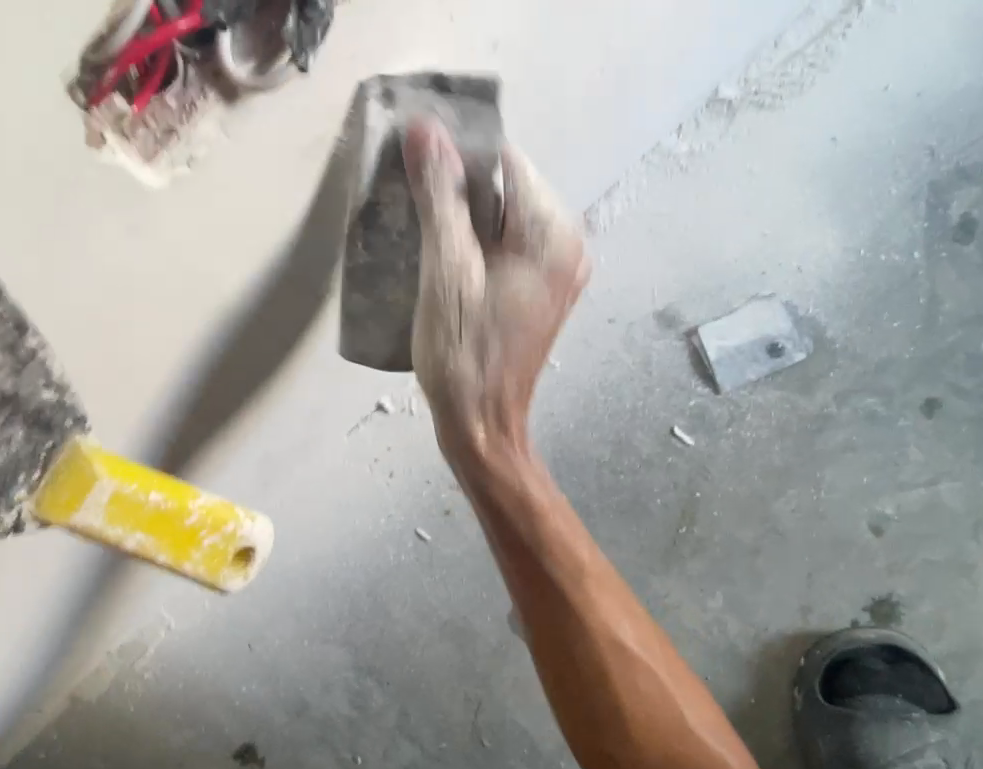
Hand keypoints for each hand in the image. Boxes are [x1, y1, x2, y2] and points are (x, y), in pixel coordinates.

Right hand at [405, 119, 590, 465]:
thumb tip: (426, 129)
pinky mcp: (544, 294)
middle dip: (461, 190)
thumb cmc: (463, 353)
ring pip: (506, 219)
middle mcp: (569, 246)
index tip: (415, 168)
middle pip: (508, 189)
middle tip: (414, 206)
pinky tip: (447, 262)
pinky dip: (479, 246)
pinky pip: (510, 248)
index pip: (506, 161)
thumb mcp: (446, 271)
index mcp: (554, 234)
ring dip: (465, 219)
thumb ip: (439, 196)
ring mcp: (561, 272)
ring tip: (425, 235)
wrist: (481, 425)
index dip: (459, 157)